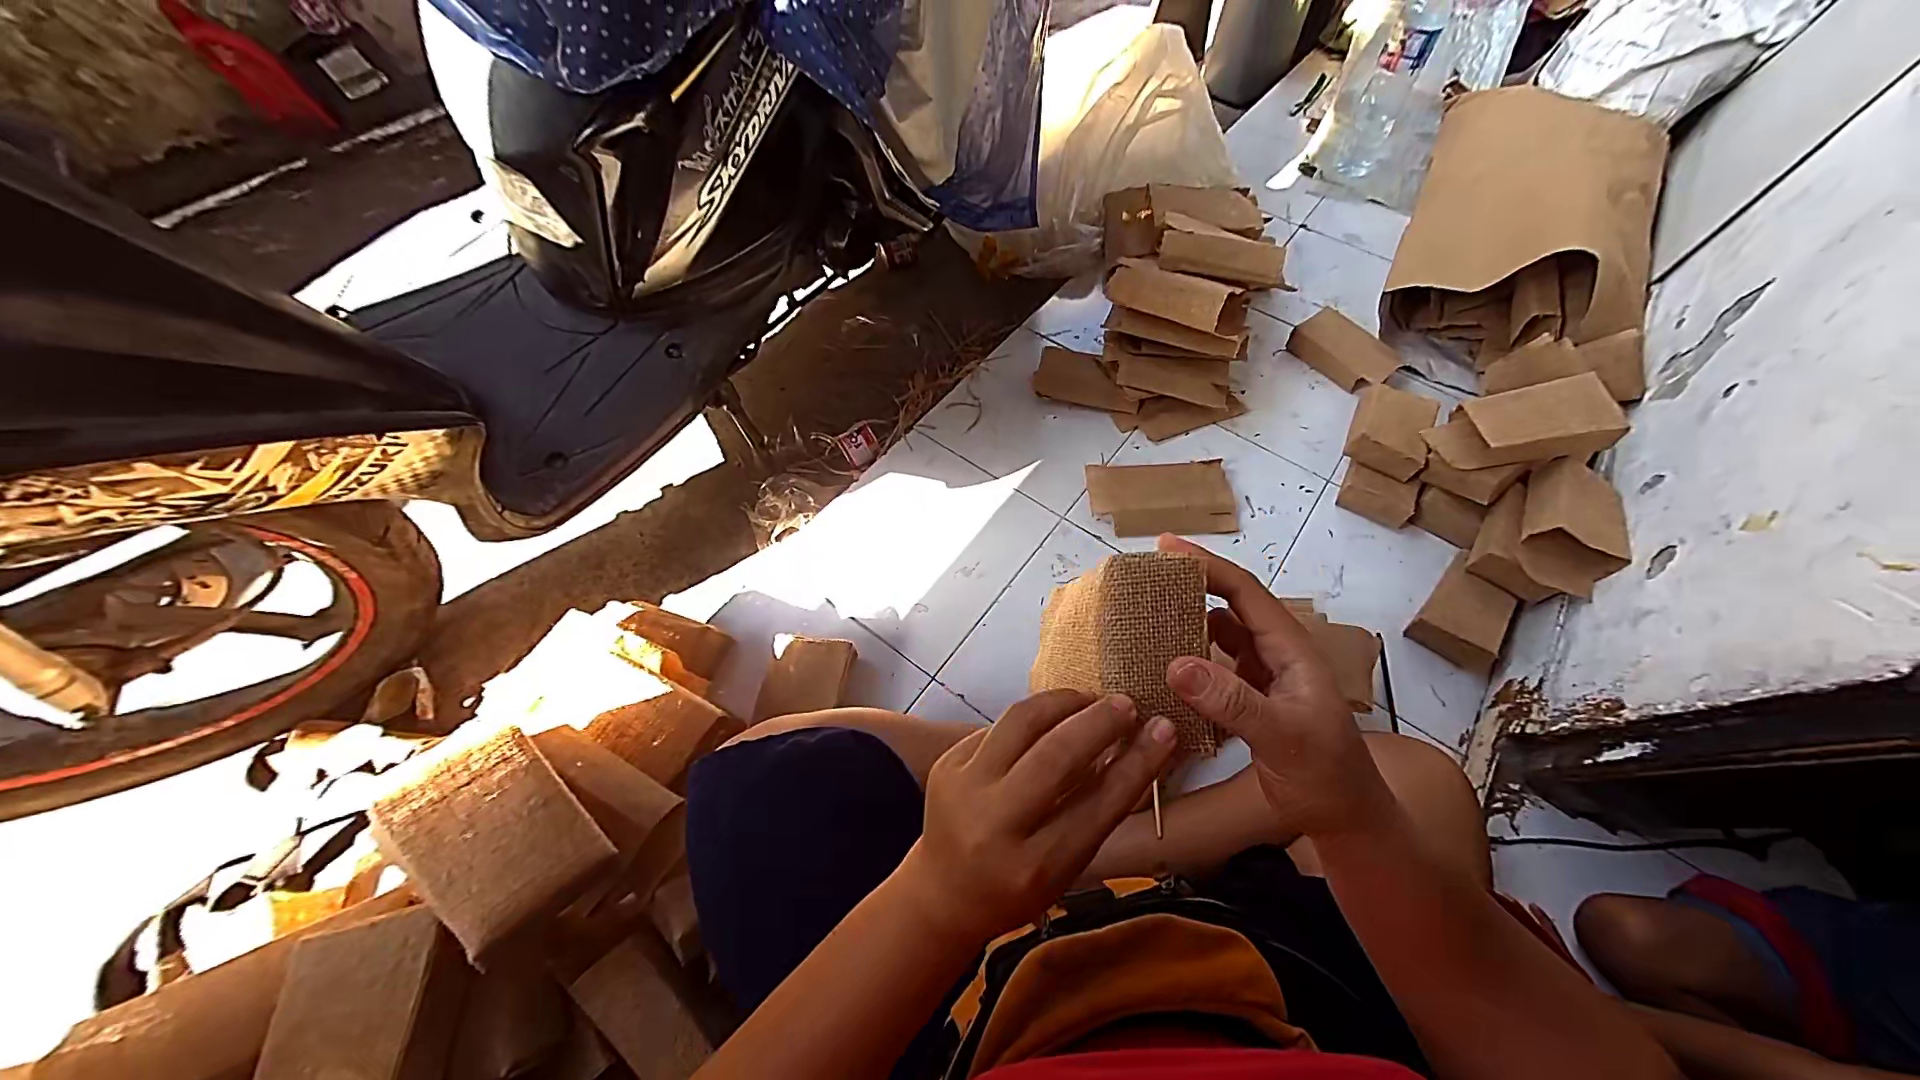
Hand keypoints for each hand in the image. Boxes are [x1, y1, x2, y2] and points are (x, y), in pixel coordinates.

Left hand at [898, 690, 1177, 943]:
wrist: (945, 892)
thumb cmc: (1018, 886)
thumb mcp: (1065, 868)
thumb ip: (1096, 812)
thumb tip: (1134, 745)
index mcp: (1035, 866)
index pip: (1097, 804)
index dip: (1137, 762)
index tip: (1163, 730)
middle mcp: (994, 826)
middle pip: (1055, 756)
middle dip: (1100, 722)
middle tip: (1127, 704)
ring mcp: (963, 789)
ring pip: (1020, 722)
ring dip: (1063, 702)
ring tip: (1090, 699)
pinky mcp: (946, 764)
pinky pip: (999, 726)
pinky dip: (1033, 718)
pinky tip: (1052, 718)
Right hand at [1157, 535, 1396, 839]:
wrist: (1346, 820)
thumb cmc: (1327, 777)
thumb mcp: (1282, 737)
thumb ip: (1232, 701)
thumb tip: (1175, 664)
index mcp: (1289, 649)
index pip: (1244, 592)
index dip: (1206, 566)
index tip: (1165, 548)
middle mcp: (1274, 653)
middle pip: (1229, 604)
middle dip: (1190, 584)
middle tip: (1146, 576)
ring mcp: (1261, 675)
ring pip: (1218, 633)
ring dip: (1186, 620)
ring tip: (1145, 615)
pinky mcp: (1248, 698)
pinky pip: (1212, 665)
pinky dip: (1187, 657)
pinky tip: (1162, 664)